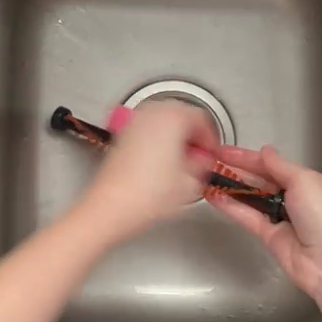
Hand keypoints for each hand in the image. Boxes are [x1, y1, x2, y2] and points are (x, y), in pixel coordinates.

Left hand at [73, 101, 216, 242]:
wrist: (110, 207)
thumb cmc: (145, 195)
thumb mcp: (190, 183)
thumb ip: (203, 165)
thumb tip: (203, 160)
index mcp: (173, 118)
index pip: (202, 118)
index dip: (210, 138)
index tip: (211, 153)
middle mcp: (152, 114)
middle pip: (182, 115)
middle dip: (193, 135)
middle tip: (199, 156)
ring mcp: (134, 123)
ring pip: (164, 121)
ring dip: (176, 136)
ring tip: (181, 161)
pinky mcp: (122, 135)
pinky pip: (148, 130)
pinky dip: (158, 140)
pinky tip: (161, 162)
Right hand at [208, 144, 321, 298]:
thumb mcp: (305, 182)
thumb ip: (280, 166)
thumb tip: (266, 151)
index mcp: (308, 182)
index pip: (272, 165)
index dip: (248, 157)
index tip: (224, 151)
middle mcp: (294, 198)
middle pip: (260, 180)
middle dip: (236, 170)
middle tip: (209, 161)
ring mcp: (281, 218)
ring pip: (251, 198)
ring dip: (230, 186)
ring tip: (207, 176)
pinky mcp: (269, 237)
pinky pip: (247, 217)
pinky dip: (231, 206)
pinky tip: (214, 196)